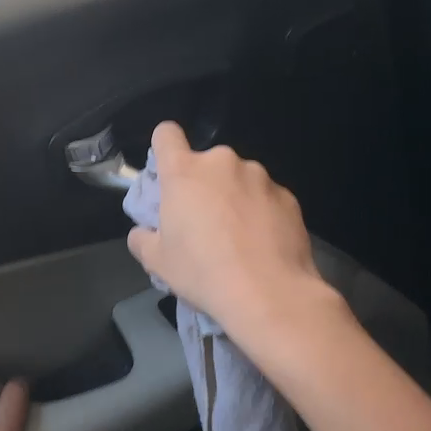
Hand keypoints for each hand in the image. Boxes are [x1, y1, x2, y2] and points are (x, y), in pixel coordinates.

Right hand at [125, 122, 347, 342]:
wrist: (271, 296)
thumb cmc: (204, 273)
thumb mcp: (158, 262)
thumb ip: (142, 239)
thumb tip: (143, 233)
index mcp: (183, 171)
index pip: (166, 134)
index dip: (164, 147)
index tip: (168, 172)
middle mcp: (221, 162)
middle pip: (206, 163)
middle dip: (205, 184)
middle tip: (206, 221)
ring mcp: (258, 176)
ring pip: (239, 179)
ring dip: (235, 197)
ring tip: (241, 237)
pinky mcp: (288, 196)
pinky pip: (267, 197)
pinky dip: (263, 212)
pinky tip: (265, 244)